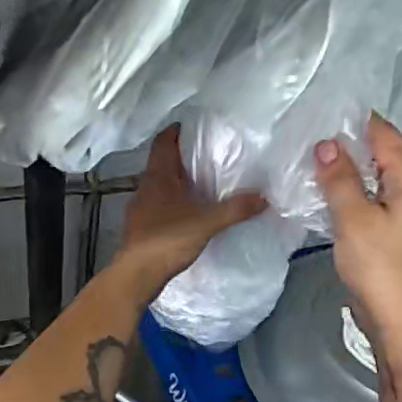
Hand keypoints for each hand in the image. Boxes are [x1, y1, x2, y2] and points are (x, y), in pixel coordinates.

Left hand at [115, 125, 266, 291]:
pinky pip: (156, 209)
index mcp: (158, 176)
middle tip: (202, 158)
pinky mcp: (139, 229)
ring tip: (196, 187)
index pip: (163, 142)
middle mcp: (145, 187)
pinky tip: (183, 217)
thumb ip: (235, 209)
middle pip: (160, 164)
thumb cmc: (168, 239)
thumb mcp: (207, 222)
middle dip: (179, 159)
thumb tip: (264, 198)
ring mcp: (139, 209)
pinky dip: (170, 207)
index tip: (191, 127)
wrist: (136, 274)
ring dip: (174, 185)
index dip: (175, 131)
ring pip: (157, 188)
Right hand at [314, 114, 401, 343]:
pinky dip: (357, 195)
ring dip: (351, 172)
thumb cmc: (380, 267)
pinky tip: (332, 200)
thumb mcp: (354, 218)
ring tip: (314, 166)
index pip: (384, 132)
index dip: (352, 122)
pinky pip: (378, 200)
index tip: (318, 115)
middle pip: (384, 153)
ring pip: (379, 179)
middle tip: (308, 140)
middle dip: (349, 145)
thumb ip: (340, 178)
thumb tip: (327, 144)